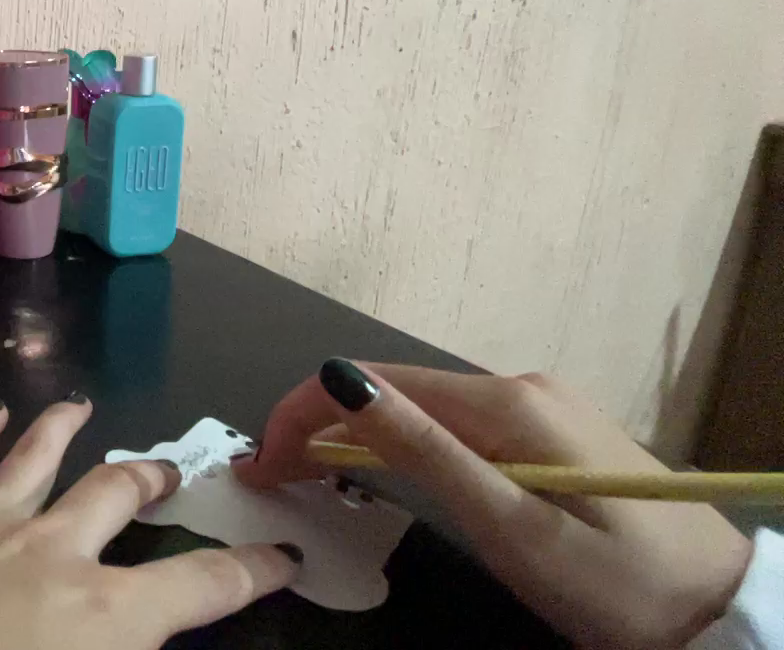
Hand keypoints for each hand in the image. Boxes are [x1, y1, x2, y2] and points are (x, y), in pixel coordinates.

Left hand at [0, 396, 299, 649]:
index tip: (279, 554)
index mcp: (103, 614)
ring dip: (64, 426)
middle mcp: (54, 548)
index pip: (200, 587)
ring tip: (82, 407)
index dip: (249, 572)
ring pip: (37, 453)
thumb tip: (139, 640)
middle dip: (152, 477)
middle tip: (167, 472)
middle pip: (116, 492)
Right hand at [237, 360, 753, 648]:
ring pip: (409, 407)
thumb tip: (335, 376)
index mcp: (503, 401)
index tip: (265, 461)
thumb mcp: (514, 528)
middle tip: (276, 477)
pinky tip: (377, 470)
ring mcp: (530, 406)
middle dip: (317, 427)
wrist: (743, 630)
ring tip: (311, 477)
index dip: (300, 413)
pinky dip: (394, 444)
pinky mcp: (543, 432)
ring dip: (350, 436)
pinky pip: (444, 425)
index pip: (364, 380)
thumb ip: (422, 449)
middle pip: (382, 390)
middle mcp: (511, 386)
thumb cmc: (623, 590)